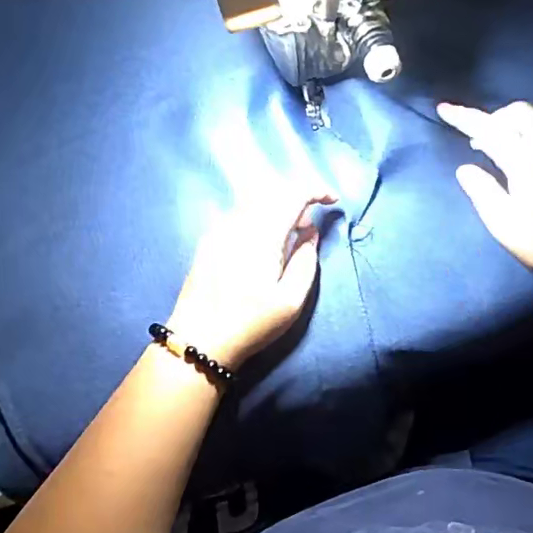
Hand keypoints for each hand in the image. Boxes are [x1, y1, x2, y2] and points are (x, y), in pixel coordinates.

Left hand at [166, 190, 334, 368]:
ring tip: (290, 233)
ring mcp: (218, 230)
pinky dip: (260, 216)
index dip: (316, 191)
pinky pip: (239, 214)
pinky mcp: (208, 241)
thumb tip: (311, 232)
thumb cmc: (251, 323)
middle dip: (298, 199)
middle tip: (311, 224)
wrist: (199, 341)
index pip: (292, 195)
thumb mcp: (291, 300)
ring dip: (278, 207)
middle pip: (273, 192)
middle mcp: (238, 223)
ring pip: (254, 201)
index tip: (333, 201)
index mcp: (262, 235)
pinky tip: (264, 241)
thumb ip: (306, 260)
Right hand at [438, 101, 532, 309]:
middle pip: (521, 113)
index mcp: (527, 156)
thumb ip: (483, 191)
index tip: (444, 109)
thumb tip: (466, 169)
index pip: (489, 129)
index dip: (464, 118)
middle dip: (497, 117)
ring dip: (523, 122)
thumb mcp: (505, 223)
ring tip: (510, 141)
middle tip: (481, 138)